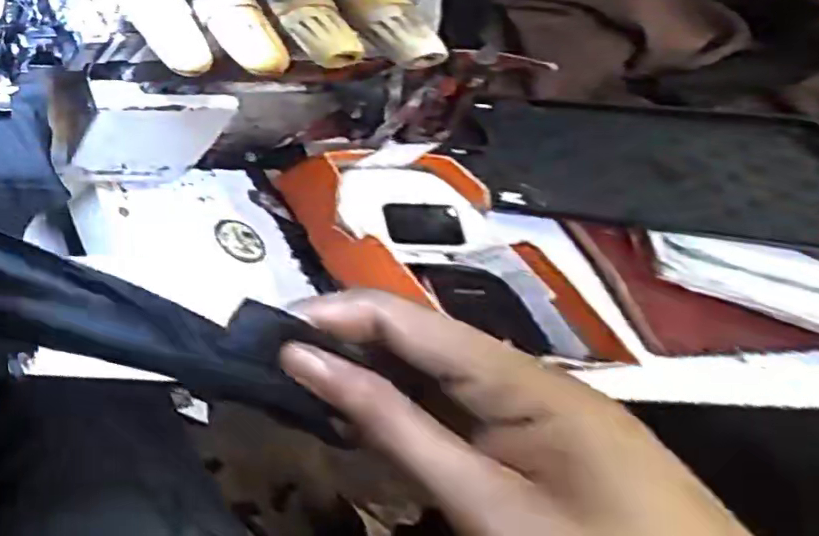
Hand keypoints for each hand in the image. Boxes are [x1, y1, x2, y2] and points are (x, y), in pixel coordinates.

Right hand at [279, 290, 749, 535]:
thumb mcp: (486, 506)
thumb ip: (387, 423)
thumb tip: (297, 356)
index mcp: (526, 378)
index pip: (403, 314)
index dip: (332, 312)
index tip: (271, 328)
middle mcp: (531, 377)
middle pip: (417, 333)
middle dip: (346, 339)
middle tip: (282, 357)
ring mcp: (542, 409)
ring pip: (433, 367)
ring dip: (373, 371)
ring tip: (315, 384)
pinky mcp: (547, 440)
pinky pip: (459, 402)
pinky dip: (409, 404)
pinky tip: (377, 420)